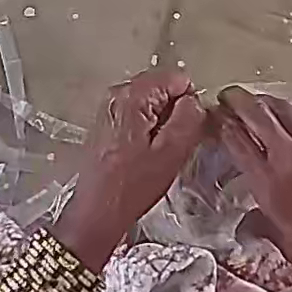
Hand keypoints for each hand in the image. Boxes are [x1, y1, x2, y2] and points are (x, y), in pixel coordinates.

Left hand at [55, 69, 207, 267]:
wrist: (96, 213)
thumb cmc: (134, 185)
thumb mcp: (172, 151)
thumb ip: (189, 117)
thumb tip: (194, 100)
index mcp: (132, 96)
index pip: (177, 78)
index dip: (189, 102)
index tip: (188, 129)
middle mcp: (117, 94)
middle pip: (162, 87)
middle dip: (176, 110)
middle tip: (175, 142)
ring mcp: (109, 108)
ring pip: (152, 102)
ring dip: (163, 122)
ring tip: (161, 150)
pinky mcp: (106, 123)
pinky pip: (139, 115)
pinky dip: (149, 129)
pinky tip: (146, 153)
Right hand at [215, 86, 291, 291]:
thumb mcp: (289, 247)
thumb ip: (263, 226)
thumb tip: (246, 221)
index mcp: (273, 185)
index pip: (238, 142)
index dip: (221, 125)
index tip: (212, 118)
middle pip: (258, 114)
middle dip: (238, 100)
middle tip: (227, 96)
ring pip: (285, 109)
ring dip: (264, 101)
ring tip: (253, 101)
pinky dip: (290, 117)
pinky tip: (288, 125)